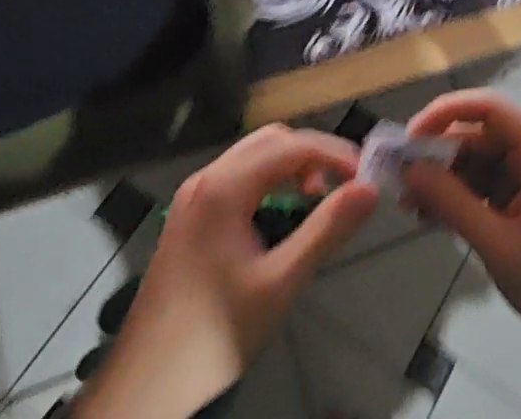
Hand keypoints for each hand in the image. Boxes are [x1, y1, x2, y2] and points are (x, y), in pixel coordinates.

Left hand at [79, 126, 377, 418]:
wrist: (151, 378)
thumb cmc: (218, 330)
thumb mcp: (281, 281)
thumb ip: (327, 229)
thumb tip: (369, 189)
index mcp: (223, 187)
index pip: (291, 146)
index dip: (335, 154)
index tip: (368, 176)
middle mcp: (204, 179)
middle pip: (270, 141)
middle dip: (313, 154)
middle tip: (347, 184)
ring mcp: (192, 197)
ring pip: (252, 157)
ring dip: (291, 167)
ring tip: (321, 198)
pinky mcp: (189, 217)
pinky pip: (236, 178)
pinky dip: (268, 182)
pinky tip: (284, 213)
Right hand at [401, 90, 520, 338]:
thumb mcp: (497, 244)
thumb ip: (452, 202)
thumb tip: (409, 169)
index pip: (489, 107)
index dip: (444, 113)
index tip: (408, 138)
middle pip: (481, 135)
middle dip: (439, 156)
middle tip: (400, 182)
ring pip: (482, 160)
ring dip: (447, 179)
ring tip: (411, 206)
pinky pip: (492, 181)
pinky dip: (464, 195)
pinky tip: (435, 216)